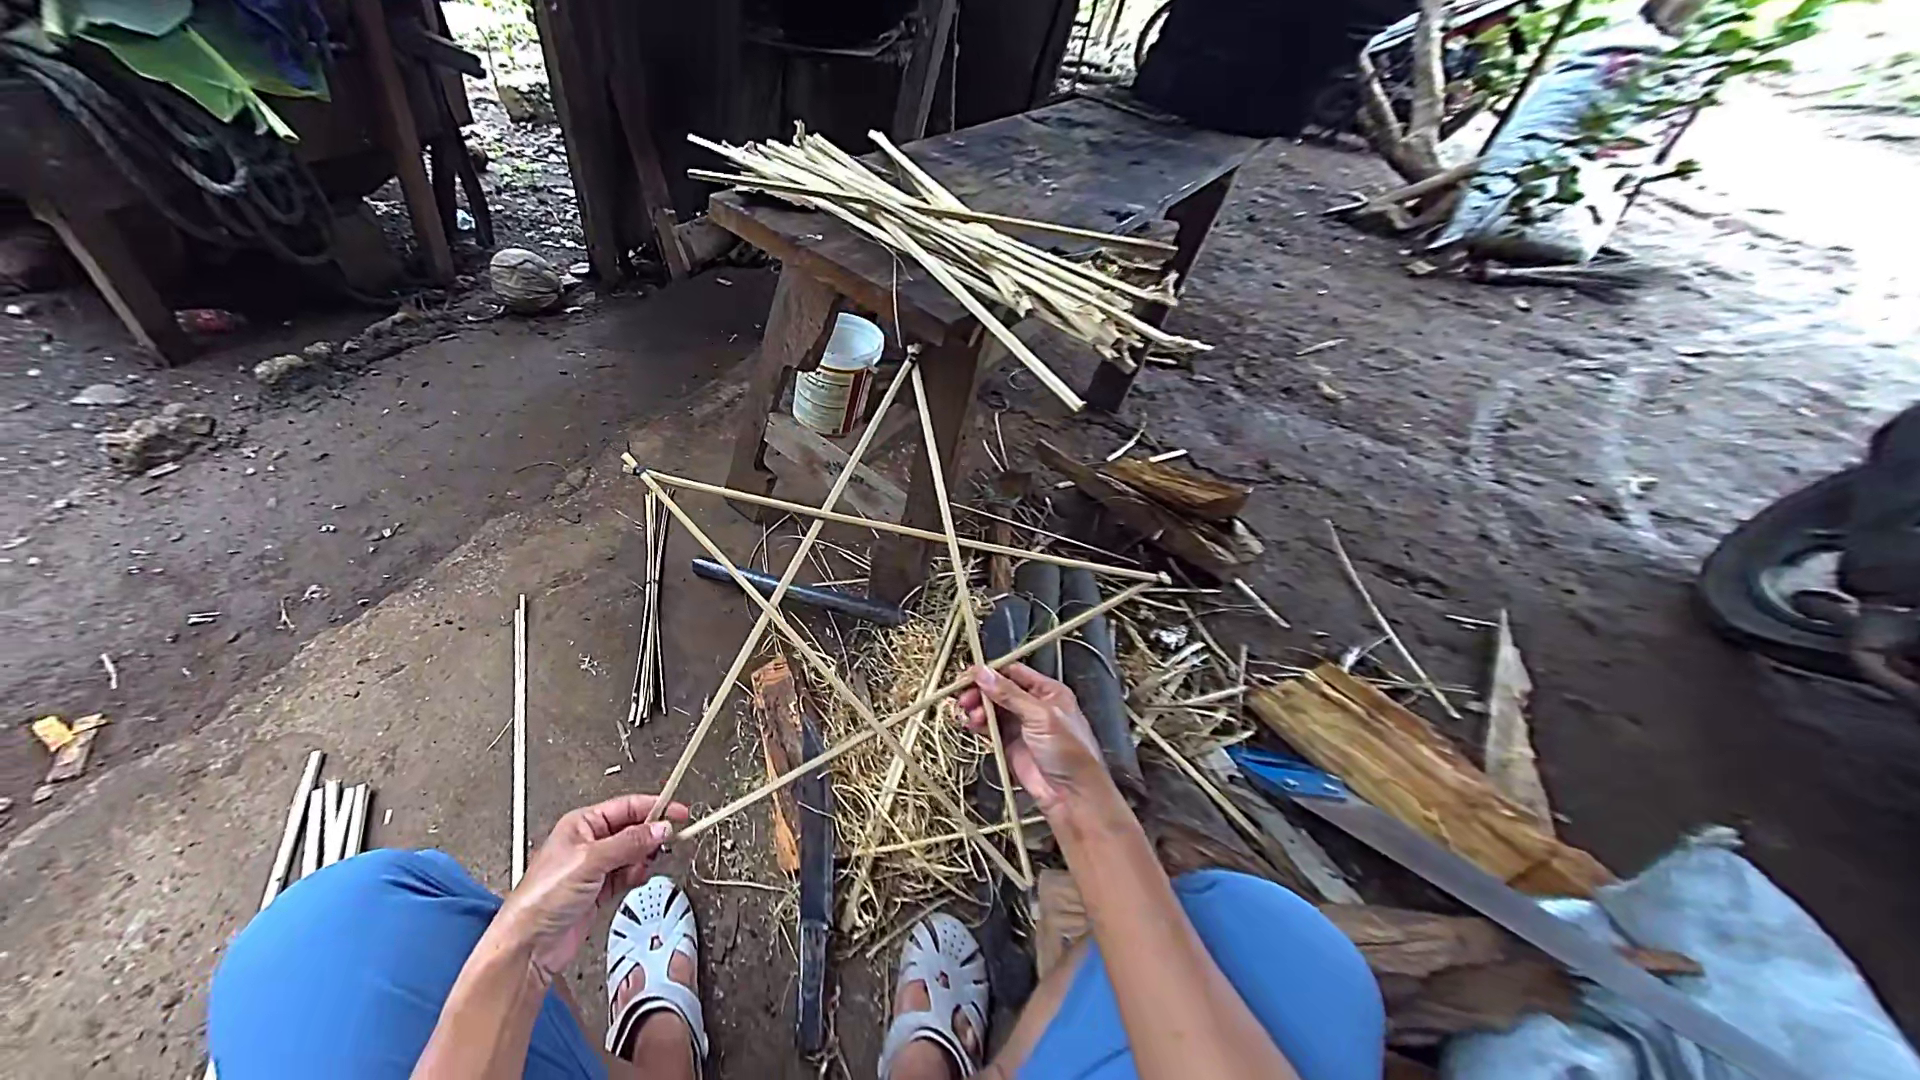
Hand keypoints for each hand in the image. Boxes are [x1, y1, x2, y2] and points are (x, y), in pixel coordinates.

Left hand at [496, 794, 689, 980]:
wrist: (527, 948)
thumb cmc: (539, 900)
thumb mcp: (590, 861)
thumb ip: (630, 842)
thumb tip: (660, 828)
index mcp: (582, 824)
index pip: (628, 807)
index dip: (655, 807)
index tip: (678, 812)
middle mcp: (590, 842)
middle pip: (634, 829)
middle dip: (649, 838)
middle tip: (664, 843)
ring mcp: (596, 866)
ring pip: (636, 852)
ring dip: (643, 860)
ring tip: (638, 868)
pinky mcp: (601, 889)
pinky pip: (631, 873)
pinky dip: (637, 876)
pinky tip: (633, 879)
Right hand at [956, 663, 1108, 814]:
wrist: (1071, 795)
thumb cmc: (1067, 750)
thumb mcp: (1040, 716)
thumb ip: (1009, 694)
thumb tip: (982, 673)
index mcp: (1047, 691)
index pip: (1014, 672)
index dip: (991, 672)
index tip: (969, 675)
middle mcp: (1033, 704)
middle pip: (1000, 689)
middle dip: (981, 692)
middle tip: (964, 699)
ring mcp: (1020, 725)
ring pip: (992, 708)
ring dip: (978, 708)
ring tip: (970, 716)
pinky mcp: (1009, 744)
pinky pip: (990, 728)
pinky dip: (978, 724)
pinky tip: (971, 725)